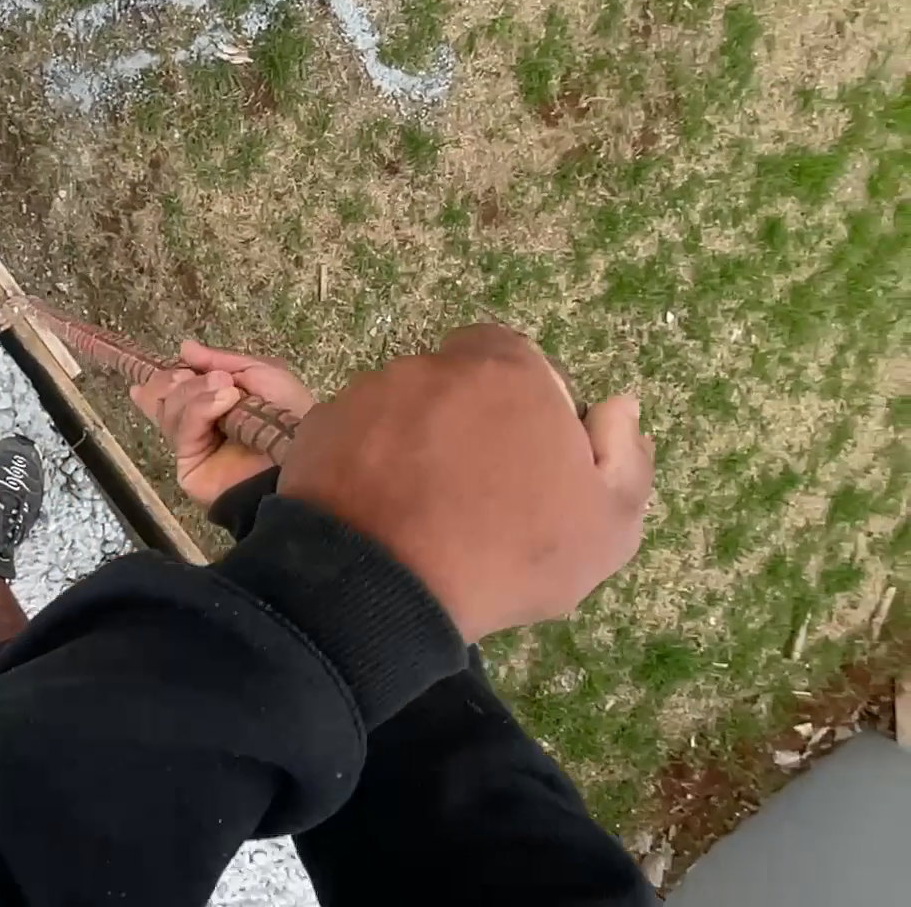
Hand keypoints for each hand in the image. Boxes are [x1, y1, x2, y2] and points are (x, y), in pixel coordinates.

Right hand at [129, 340, 317, 507]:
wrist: (302, 458)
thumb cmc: (289, 415)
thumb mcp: (261, 373)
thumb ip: (221, 360)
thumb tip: (184, 348)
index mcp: (210, 404)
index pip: (171, 389)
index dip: (163, 377)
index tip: (166, 363)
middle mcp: (195, 425)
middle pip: (164, 397)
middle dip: (179, 380)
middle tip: (207, 376)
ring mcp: (190, 446)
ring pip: (169, 410)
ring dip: (195, 392)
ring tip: (228, 390)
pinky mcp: (188, 466)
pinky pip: (182, 430)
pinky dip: (200, 409)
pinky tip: (224, 401)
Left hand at [276, 324, 654, 642]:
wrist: (378, 583)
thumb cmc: (504, 554)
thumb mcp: (605, 524)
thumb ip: (622, 455)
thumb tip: (615, 406)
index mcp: (500, 373)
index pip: (507, 351)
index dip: (519, 391)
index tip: (523, 441)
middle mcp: (421, 369)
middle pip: (446, 380)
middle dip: (461, 416)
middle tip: (469, 478)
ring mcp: (358, 395)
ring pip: (394, 405)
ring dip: (407, 435)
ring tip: (414, 497)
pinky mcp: (314, 427)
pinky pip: (350, 432)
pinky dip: (361, 455)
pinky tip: (371, 499)